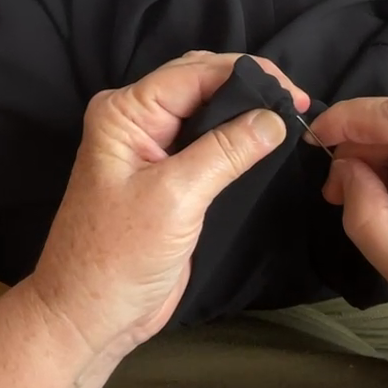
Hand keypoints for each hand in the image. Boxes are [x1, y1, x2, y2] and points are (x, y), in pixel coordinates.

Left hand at [26, 53, 299, 359]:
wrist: (90, 314)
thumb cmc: (120, 255)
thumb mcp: (176, 198)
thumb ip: (225, 152)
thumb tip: (274, 117)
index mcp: (124, 111)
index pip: (192, 73)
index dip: (245, 73)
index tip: (294, 92)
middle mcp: (134, 118)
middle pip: (198, 82)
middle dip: (247, 85)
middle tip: (297, 102)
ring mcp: (149, 145)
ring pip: (203, 108)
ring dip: (243, 109)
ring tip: (289, 115)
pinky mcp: (165, 172)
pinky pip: (204, 139)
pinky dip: (234, 135)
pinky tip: (263, 139)